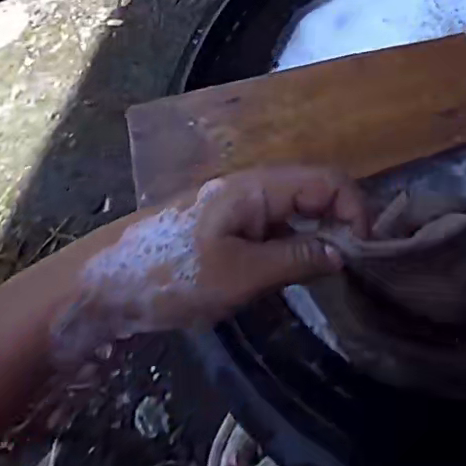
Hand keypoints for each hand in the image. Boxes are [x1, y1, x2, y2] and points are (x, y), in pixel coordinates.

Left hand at [53, 167, 367, 359]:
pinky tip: (298, 273)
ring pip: (298, 210)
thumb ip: (296, 260)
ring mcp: (241, 207)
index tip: (364, 254)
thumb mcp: (239, 275)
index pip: (328, 181)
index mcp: (260, 186)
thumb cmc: (171, 274)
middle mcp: (255, 187)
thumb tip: (344, 252)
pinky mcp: (229, 227)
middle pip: (316, 190)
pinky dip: (296, 244)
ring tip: (334, 274)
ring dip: (321, 234)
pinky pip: (277, 227)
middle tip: (357, 266)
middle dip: (343, 220)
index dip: (355, 209)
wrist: (101, 284)